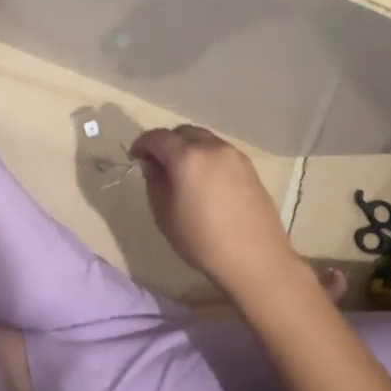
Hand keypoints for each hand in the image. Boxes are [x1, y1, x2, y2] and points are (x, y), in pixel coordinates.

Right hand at [130, 125, 298, 289]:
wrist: (254, 258)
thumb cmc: (201, 240)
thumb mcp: (164, 214)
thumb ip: (154, 182)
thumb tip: (153, 165)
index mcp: (187, 157)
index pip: (158, 137)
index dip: (142, 144)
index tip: (136, 158)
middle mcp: (212, 147)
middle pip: (183, 132)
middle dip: (167, 143)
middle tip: (158, 164)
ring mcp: (235, 156)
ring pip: (205, 140)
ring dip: (188, 149)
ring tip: (182, 173)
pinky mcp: (250, 168)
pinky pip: (221, 153)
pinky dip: (207, 158)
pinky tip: (205, 181)